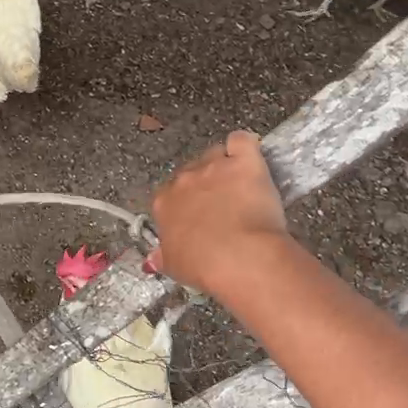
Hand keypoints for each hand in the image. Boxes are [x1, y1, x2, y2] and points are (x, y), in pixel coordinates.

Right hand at [147, 130, 289, 291]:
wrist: (241, 257)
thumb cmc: (204, 265)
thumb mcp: (174, 266)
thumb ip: (163, 256)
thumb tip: (154, 258)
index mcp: (164, 203)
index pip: (169, 193)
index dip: (185, 204)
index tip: (198, 216)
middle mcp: (184, 180)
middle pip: (192, 171)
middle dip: (205, 183)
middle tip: (223, 204)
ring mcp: (214, 167)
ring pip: (216, 153)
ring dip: (226, 164)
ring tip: (241, 185)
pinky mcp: (244, 162)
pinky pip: (242, 141)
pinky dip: (246, 146)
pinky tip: (253, 159)